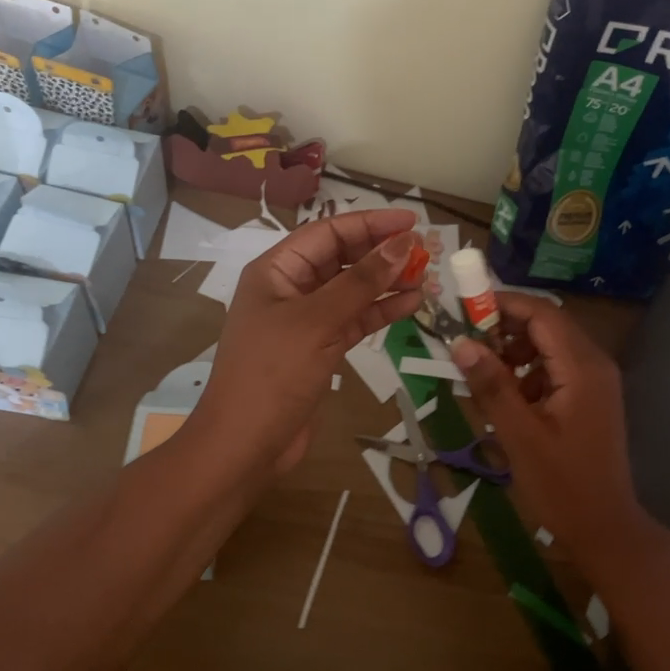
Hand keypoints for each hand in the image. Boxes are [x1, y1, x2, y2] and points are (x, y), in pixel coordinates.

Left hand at [192, 209, 424, 475]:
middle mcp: (291, 288)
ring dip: (387, 281)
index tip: (412, 221)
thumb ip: (361, 281)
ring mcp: (306, 320)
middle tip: (426, 250)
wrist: (243, 448)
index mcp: (277, 270)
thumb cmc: (272, 375)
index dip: (371, 223)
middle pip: (343, 257)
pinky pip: (356, 318)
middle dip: (382, 252)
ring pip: (353, 288)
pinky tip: (411, 304)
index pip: (329, 232)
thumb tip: (403, 243)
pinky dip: (381, 310)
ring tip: (426, 275)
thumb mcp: (317, 322)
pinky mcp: (320, 348)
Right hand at [449, 294, 649, 557]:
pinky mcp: (591, 396)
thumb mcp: (519, 435)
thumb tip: (460, 342)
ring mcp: (596, 379)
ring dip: (516, 349)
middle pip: (547, 323)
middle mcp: (594, 363)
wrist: (606, 529)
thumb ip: (491, 385)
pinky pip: (557, 366)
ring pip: (551, 344)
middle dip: (506, 327)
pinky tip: (509, 398)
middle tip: (468, 342)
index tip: (465, 310)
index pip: (542, 313)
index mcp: (581, 367)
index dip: (503, 304)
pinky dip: (530, 370)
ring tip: (484, 373)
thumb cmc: (562, 485)